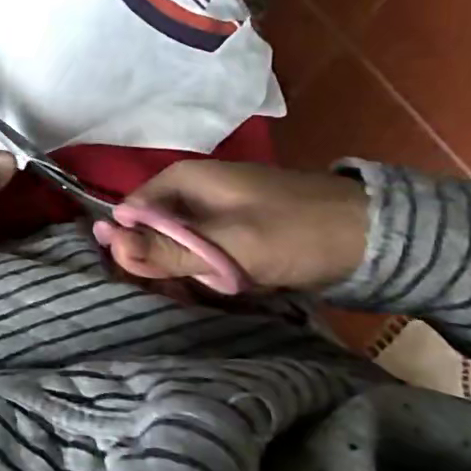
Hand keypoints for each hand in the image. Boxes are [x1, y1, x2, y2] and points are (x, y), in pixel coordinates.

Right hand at [93, 161, 368, 290]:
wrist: (365, 237)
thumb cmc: (293, 233)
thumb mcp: (226, 244)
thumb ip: (166, 246)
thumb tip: (105, 240)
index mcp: (181, 180)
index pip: (129, 215)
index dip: (132, 250)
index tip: (152, 283)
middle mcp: (189, 191)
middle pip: (149, 232)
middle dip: (162, 264)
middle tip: (191, 290)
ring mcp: (210, 212)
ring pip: (174, 247)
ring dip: (186, 273)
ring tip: (213, 291)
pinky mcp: (229, 231)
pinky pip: (199, 254)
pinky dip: (206, 273)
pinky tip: (223, 289)